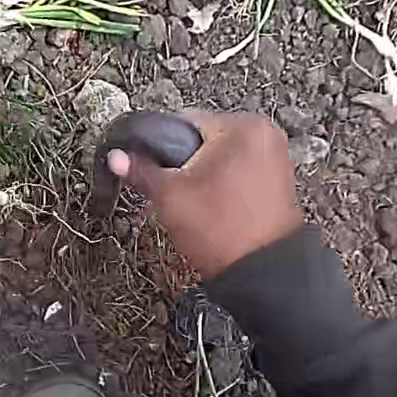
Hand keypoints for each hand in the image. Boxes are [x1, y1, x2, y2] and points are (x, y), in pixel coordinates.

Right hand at [107, 111, 302, 277]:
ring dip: (203, 178)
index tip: (155, 171)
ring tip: (197, 206)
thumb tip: (118, 157)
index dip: (162, 149)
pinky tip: (214, 211)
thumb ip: (142, 170)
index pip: (185, 122)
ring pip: (220, 161)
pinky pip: (238, 176)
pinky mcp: (278, 184)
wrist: (261, 274)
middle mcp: (265, 135)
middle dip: (185, 166)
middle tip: (177, 195)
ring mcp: (275, 160)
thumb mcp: (170, 196)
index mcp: (244, 126)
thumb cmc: (223, 233)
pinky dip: (223, 189)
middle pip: (204, 142)